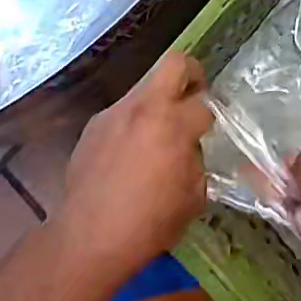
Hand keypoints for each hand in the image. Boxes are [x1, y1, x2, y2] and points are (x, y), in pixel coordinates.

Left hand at [54, 51, 212, 275]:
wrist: (88, 238)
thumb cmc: (148, 223)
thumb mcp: (192, 197)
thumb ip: (197, 161)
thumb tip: (193, 149)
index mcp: (172, 123)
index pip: (204, 102)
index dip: (212, 118)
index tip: (211, 131)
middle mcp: (143, 106)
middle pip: (175, 62)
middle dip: (192, 75)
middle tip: (193, 100)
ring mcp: (115, 112)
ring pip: (146, 87)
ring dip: (159, 103)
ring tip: (157, 137)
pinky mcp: (94, 124)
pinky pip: (123, 112)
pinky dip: (134, 123)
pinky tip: (129, 155)